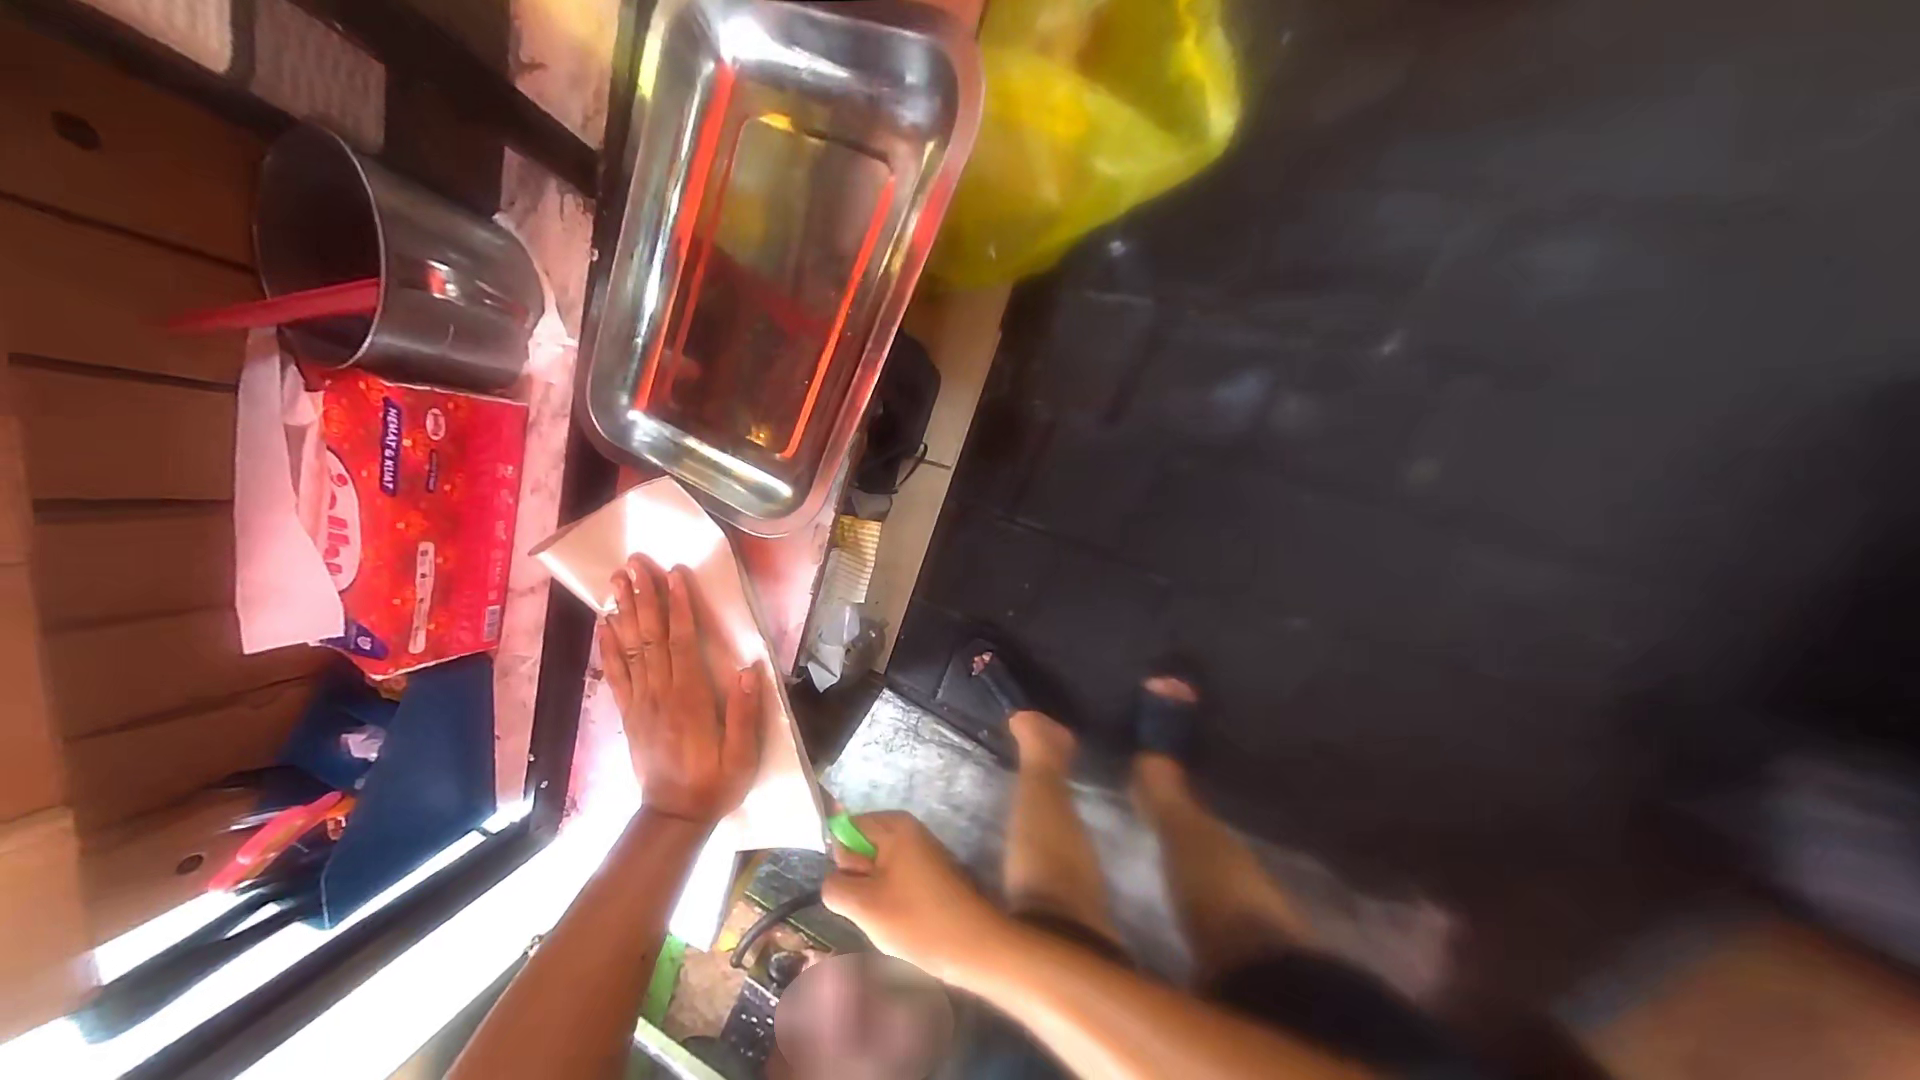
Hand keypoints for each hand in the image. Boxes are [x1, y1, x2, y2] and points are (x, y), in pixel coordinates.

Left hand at [598, 554, 762, 824]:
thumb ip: (744, 711)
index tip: (675, 574)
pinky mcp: (629, 713)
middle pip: (651, 636)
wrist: (675, 816)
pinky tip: (605, 623)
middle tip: (636, 563)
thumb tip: (749, 668)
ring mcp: (641, 702)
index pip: (682, 642)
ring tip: (617, 580)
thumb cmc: (716, 782)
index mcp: (690, 698)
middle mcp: (660, 693)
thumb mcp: (743, 754)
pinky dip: (608, 646)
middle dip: (645, 597)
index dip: (679, 606)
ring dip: (625, 611)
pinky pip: (615, 674)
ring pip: (630, 648)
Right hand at [820, 812, 1004, 979]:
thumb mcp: (862, 905)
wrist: (973, 945)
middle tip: (872, 906)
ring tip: (889, 917)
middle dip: (858, 879)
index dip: (843, 862)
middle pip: (860, 848)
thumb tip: (834, 878)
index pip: (845, 829)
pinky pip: (893, 880)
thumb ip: (835, 885)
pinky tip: (902, 920)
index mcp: (893, 825)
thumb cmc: (917, 920)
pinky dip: (890, 900)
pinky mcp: (928, 872)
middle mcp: (908, 829)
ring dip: (873, 895)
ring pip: (875, 870)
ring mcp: (920, 850)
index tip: (855, 888)